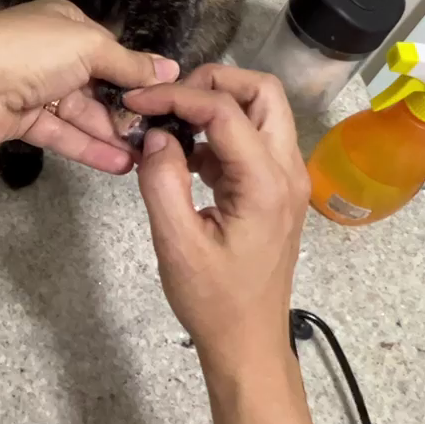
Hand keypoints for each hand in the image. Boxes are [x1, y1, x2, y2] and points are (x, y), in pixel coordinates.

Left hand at [0, 0, 179, 173]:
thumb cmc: (32, 52)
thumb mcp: (89, 46)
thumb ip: (129, 63)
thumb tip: (170, 68)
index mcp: (64, 23)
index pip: (107, 49)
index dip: (135, 73)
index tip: (164, 98)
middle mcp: (49, 52)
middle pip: (96, 84)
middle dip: (126, 110)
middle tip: (159, 137)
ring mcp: (34, 87)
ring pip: (80, 113)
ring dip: (111, 135)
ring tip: (145, 159)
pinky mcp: (21, 119)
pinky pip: (62, 133)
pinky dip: (89, 147)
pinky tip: (119, 164)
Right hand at [125, 66, 311, 368]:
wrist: (248, 341)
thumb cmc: (212, 299)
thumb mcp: (176, 243)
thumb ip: (162, 181)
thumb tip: (154, 135)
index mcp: (266, 183)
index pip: (224, 110)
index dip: (177, 96)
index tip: (137, 103)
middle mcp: (287, 171)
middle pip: (262, 92)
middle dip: (212, 82)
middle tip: (167, 100)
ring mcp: (286, 179)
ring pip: (261, 110)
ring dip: (217, 104)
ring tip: (170, 123)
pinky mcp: (275, 189)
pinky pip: (252, 138)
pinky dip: (219, 131)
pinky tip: (184, 155)